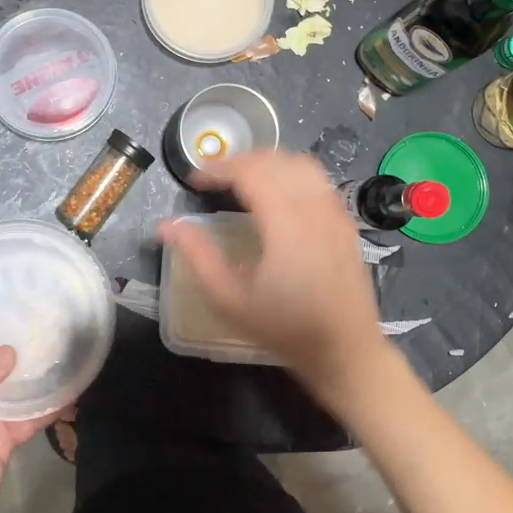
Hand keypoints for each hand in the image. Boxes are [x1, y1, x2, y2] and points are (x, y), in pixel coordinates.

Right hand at [158, 150, 385, 387]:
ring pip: (302, 164)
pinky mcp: (347, 224)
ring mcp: (336, 214)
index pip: (249, 171)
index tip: (196, 180)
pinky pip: (320, 182)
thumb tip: (166, 225)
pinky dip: (294, 175)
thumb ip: (197, 256)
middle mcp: (314, 208)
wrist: (346, 352)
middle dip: (241, 160)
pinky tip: (280, 197)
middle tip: (215, 178)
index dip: (218, 168)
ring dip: (270, 163)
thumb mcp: (230, 299)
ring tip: (246, 180)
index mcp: (285, 223)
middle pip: (275, 160)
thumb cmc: (285, 328)